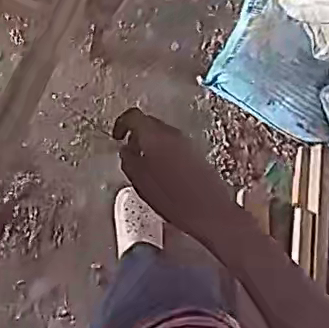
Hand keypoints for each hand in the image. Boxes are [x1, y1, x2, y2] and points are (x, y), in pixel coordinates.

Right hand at [111, 108, 239, 240]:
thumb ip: (128, 160)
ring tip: (144, 163)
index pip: (133, 116)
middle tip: (128, 150)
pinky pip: (174, 144)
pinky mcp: (197, 153)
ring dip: (150, 142)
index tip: (117, 135)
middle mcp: (172, 134)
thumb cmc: (173, 198)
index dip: (121, 124)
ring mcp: (187, 142)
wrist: (211, 211)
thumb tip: (125, 150)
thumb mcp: (140, 181)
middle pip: (148, 122)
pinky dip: (164, 150)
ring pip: (162, 133)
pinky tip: (162, 170)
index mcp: (154, 136)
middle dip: (136, 133)